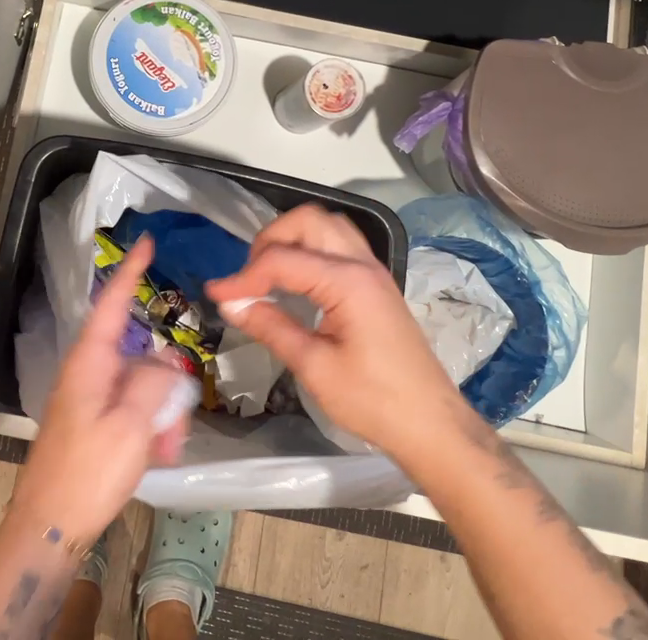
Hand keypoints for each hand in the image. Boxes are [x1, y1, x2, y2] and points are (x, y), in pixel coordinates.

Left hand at [9, 237, 192, 540]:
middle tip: (176, 426)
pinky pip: (132, 411)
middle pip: (141, 358)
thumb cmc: (86, 473)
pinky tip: (155, 457)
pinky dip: (149, 428)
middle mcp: (88, 373)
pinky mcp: (93, 423)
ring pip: (142, 388)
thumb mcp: (131, 425)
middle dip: (166, 387)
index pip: (112, 304)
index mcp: (90, 363)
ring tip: (164, 450)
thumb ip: (154, 383)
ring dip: (162, 414)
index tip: (144, 243)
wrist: (49, 526)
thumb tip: (164, 364)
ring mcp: (89, 399)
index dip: (130, 273)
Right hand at [207, 205, 456, 456]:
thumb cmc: (374, 401)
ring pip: (326, 226)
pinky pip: (339, 246)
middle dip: (270, 240)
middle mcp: (362, 265)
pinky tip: (295, 283)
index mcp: (348, 282)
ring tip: (269, 275)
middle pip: (307, 221)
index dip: (243, 276)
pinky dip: (310, 250)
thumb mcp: (314, 368)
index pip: (281, 260)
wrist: (432, 425)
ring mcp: (373, 272)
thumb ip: (271, 327)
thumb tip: (231, 304)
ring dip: (292, 240)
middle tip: (249, 278)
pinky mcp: (376, 285)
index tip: (216, 295)